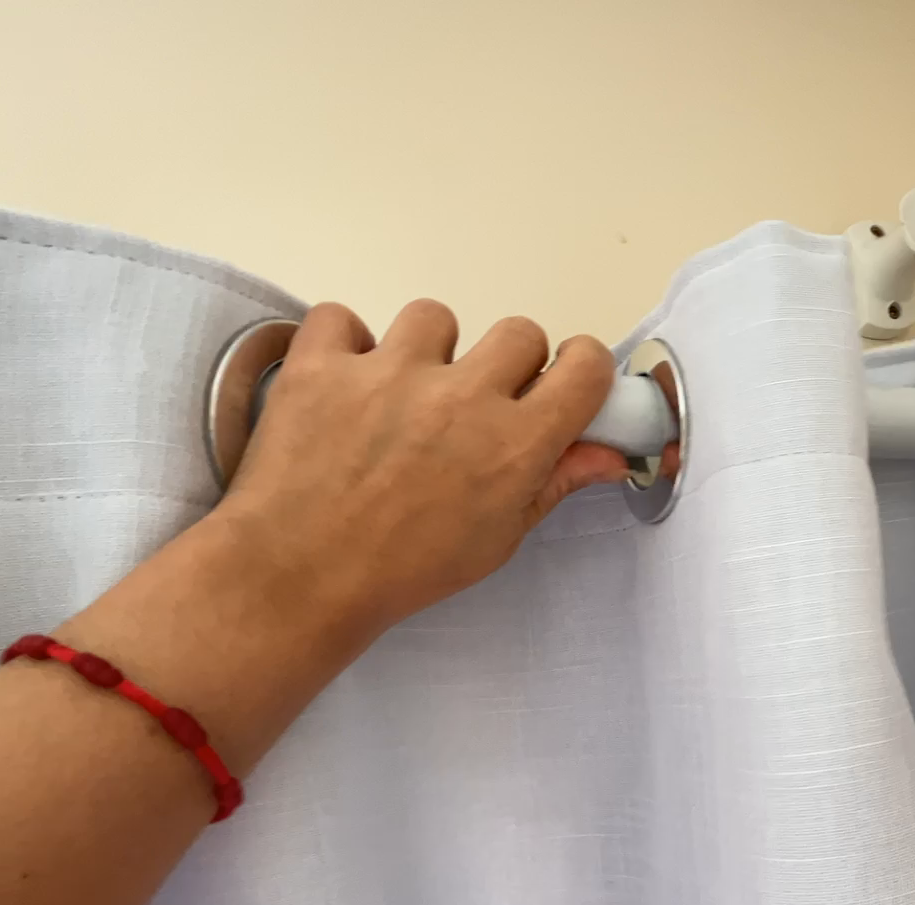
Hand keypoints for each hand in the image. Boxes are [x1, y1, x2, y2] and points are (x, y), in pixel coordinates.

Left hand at [212, 301, 627, 635]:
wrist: (302, 578)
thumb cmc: (414, 566)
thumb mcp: (503, 535)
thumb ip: (558, 481)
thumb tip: (612, 455)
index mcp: (518, 441)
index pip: (585, 365)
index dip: (583, 368)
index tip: (565, 384)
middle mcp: (464, 395)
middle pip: (520, 331)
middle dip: (512, 363)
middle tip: (482, 402)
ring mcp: (390, 372)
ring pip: (435, 317)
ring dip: (429, 351)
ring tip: (404, 394)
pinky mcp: (321, 364)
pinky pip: (342, 319)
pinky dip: (347, 345)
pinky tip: (346, 385)